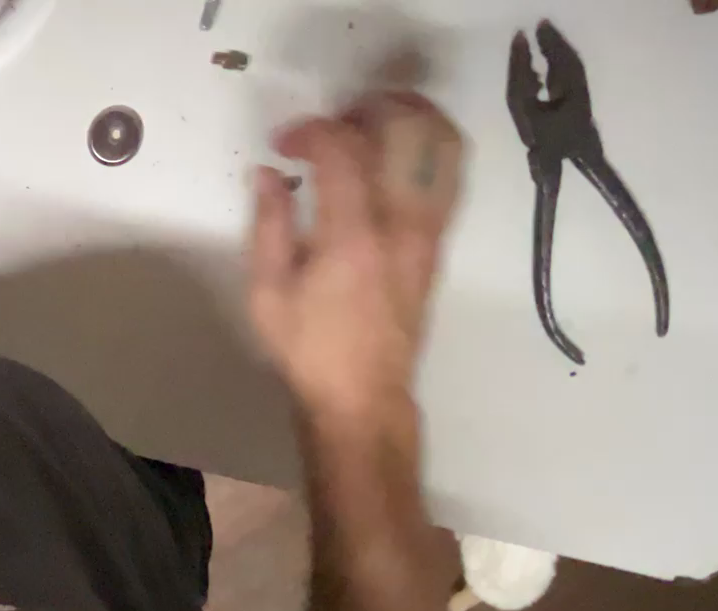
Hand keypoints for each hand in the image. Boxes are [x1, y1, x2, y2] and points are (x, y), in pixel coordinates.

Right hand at [247, 93, 463, 420]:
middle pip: (404, 129)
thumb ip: (268, 226)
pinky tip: (398, 152)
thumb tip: (266, 175)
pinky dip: (429, 143)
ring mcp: (429, 228)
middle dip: (364, 110)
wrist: (361, 392)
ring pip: (441, 140)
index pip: (342, 150)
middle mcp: (401, 221)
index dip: (310, 131)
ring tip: (368, 124)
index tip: (282, 145)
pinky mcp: (439, 239)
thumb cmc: (306, 347)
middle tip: (328, 126)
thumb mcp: (267, 293)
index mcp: (351, 236)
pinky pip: (450, 170)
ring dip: (407, 116)